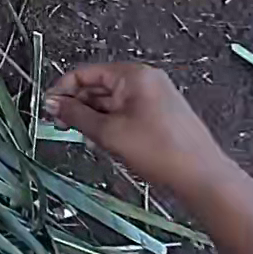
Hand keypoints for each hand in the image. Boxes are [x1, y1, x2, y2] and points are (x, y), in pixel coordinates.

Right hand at [44, 63, 240, 198]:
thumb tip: (50, 103)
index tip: (48, 108)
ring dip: (93, 117)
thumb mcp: (108, 133)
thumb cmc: (159, 151)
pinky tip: (104, 142)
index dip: (63, 90)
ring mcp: (153, 96)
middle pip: (97, 86)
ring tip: (84, 138)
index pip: (85, 73)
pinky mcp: (159, 114)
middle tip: (61, 126)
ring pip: (110, 101)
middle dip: (77, 105)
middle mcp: (144, 80)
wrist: (204, 180)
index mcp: (133, 75)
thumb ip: (75, 115)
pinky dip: (109, 124)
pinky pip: (124, 112)